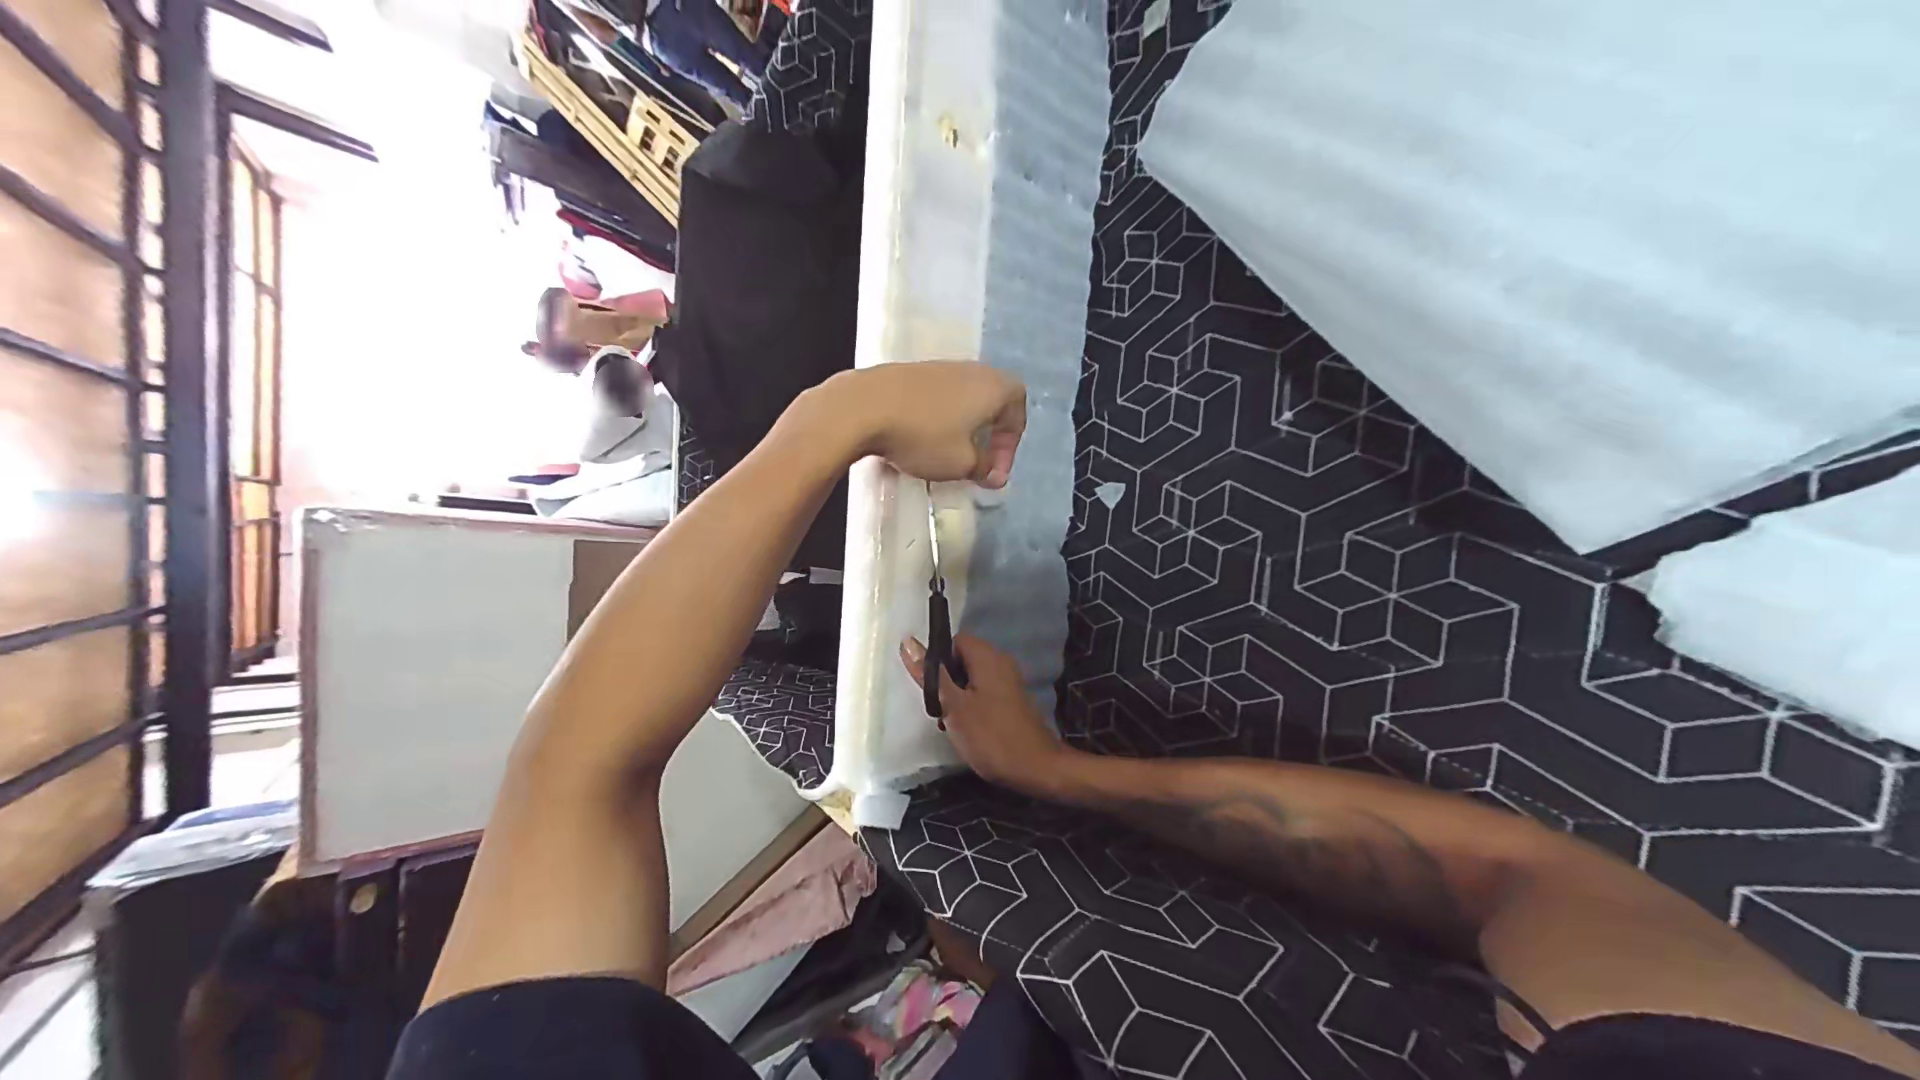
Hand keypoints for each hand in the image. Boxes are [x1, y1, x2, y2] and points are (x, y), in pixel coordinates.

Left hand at [798, 362, 1026, 487]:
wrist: (862, 407)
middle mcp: (972, 370)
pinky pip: (939, 398)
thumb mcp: (962, 463)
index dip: (1009, 451)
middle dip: (989, 437)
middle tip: (978, 464)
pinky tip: (922, 440)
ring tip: (949, 456)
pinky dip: (940, 420)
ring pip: (964, 400)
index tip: (992, 476)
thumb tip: (991, 473)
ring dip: (963, 429)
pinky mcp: (912, 372)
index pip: (1017, 416)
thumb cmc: (923, 435)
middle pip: (993, 404)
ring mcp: (940, 367)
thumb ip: (984, 468)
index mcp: (994, 386)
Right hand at [899, 633, 1074, 793]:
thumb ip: (931, 675)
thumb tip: (908, 640)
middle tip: (939, 708)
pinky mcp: (1013, 701)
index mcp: (987, 656)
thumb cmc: (990, 735)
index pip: (954, 641)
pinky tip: (967, 730)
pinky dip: (972, 707)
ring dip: (957, 698)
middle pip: (962, 660)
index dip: (938, 660)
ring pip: (971, 680)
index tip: (931, 686)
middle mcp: (1001, 662)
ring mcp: (1009, 682)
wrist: (1036, 769)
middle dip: (946, 682)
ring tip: (951, 723)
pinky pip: (984, 694)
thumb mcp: (953, 705)